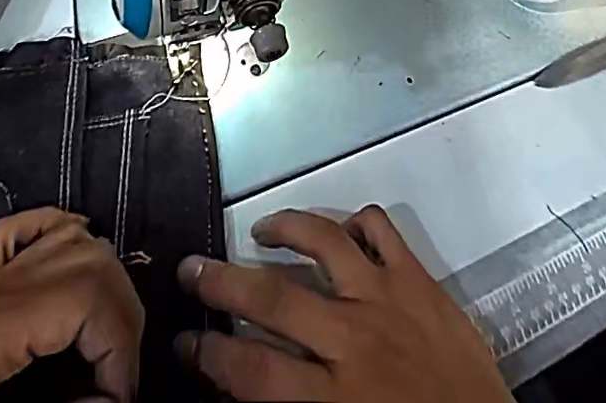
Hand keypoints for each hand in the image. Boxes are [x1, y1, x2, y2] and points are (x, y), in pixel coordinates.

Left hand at [0, 208, 145, 402]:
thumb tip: (111, 399)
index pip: (89, 298)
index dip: (121, 344)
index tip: (122, 397)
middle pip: (91, 262)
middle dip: (123, 315)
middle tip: (122, 374)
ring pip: (69, 238)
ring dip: (107, 276)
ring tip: (111, 332)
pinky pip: (23, 230)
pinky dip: (59, 227)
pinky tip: (81, 242)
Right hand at [174, 205, 513, 402]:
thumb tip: (246, 380)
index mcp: (333, 399)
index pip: (252, 371)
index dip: (210, 354)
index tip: (186, 340)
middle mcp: (354, 338)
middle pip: (274, 299)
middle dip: (223, 283)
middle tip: (192, 268)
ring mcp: (388, 298)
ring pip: (325, 243)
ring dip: (286, 228)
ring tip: (262, 229)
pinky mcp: (419, 278)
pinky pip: (381, 228)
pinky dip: (356, 220)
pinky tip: (340, 228)